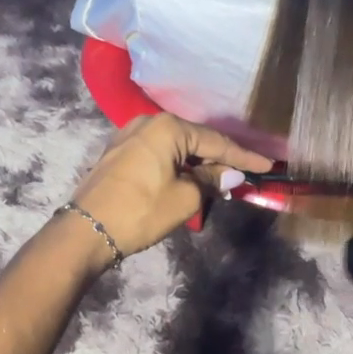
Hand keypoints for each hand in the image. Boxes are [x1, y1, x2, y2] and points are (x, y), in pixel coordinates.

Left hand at [66, 114, 273, 267]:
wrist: (85, 231)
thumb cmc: (140, 211)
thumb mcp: (185, 199)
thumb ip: (211, 181)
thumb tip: (231, 175)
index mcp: (168, 127)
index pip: (216, 141)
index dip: (243, 156)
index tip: (267, 164)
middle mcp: (149, 121)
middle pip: (195, 139)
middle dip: (220, 157)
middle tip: (245, 171)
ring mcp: (130, 134)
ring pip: (176, 145)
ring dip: (198, 162)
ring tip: (221, 177)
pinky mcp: (119, 151)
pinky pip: (159, 151)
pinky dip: (177, 163)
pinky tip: (190, 176)